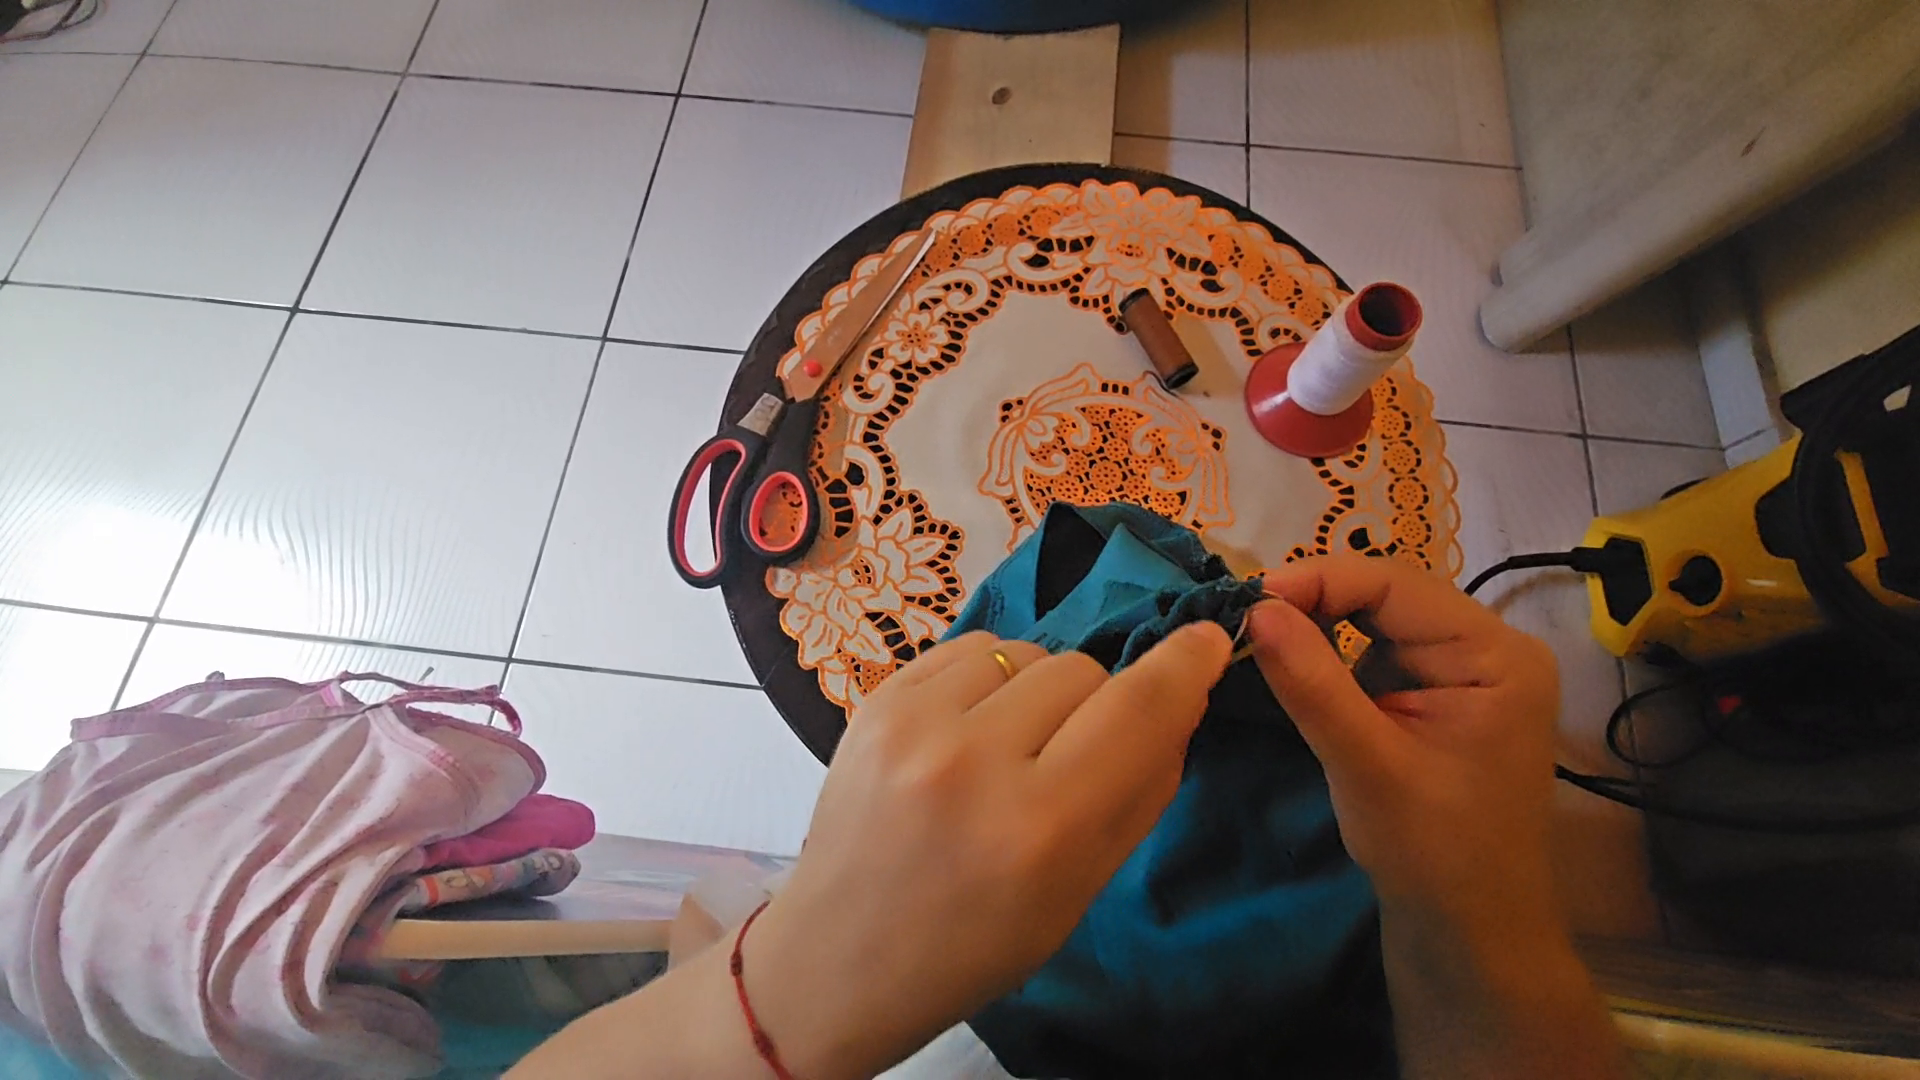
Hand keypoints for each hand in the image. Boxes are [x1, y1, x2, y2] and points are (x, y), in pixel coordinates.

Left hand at [748, 626, 1230, 1079]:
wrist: (842, 952)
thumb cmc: (974, 940)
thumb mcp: (1079, 888)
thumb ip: (1140, 789)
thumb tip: (1180, 699)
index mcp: (1038, 827)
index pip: (1137, 710)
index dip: (1184, 666)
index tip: (1206, 640)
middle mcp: (973, 759)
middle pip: (1083, 670)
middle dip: (1096, 704)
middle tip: (1065, 754)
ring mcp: (914, 720)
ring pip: (1027, 650)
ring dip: (1038, 688)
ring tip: (1007, 742)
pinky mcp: (877, 698)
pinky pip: (971, 647)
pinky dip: (989, 677)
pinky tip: (966, 725)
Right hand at [1247, 555, 1560, 937]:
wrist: (1465, 925)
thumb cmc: (1431, 851)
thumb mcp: (1365, 763)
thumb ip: (1311, 682)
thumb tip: (1255, 608)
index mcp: (1493, 656)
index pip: (1395, 584)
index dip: (1317, 581)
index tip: (1248, 601)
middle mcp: (1482, 648)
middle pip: (1383, 593)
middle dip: (1311, 599)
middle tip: (1244, 617)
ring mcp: (1454, 668)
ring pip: (1370, 616)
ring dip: (1311, 621)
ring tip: (1256, 633)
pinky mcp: (1425, 689)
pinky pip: (1366, 647)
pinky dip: (1321, 648)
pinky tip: (1286, 658)